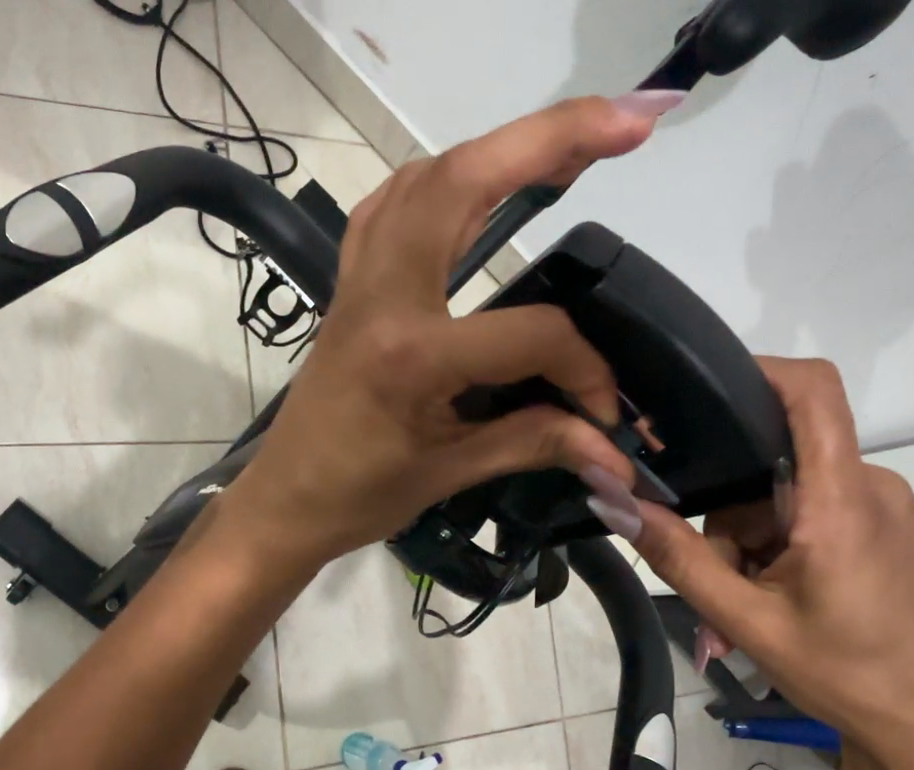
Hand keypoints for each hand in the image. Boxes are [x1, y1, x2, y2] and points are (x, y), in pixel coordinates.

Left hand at [218, 95, 685, 570]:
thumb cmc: (357, 497)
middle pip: (462, 182)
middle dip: (551, 138)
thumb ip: (533, 443)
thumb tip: (614, 448)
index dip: (583, 370)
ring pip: (423, 179)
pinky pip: (388, 208)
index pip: (529, 333)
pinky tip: (473, 187)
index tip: (602, 412)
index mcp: (410, 355)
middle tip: (630, 123)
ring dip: (496, 148)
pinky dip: (437, 182)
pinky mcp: (348, 285)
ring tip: (565, 143)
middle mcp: (382, 296)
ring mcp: (359, 282)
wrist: (283, 502)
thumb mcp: (449, 474)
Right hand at [629, 358, 913, 761]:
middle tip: (708, 575)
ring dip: (743, 543)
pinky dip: (771, 551)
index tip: (690, 392)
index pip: (811, 389)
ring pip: (780, 495)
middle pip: (770, 459)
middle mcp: (867, 486)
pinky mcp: (876, 529)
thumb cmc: (845, 675)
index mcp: (842, 499)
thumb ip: (675, 556)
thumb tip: (610, 498)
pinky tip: (762, 602)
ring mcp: (876, 507)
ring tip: (736, 610)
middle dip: (724, 511)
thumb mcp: (745, 620)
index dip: (752, 370)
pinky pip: (805, 515)